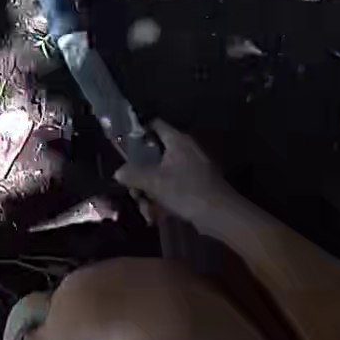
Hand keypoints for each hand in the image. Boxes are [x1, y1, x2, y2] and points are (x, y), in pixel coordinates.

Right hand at [113, 122, 240, 223]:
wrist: (221, 214)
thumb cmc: (186, 191)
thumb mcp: (154, 182)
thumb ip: (133, 174)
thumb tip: (119, 171)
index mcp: (177, 140)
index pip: (155, 125)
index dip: (139, 132)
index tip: (125, 148)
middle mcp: (186, 149)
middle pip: (155, 154)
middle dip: (141, 174)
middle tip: (134, 191)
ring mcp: (193, 166)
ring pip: (163, 173)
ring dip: (151, 190)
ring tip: (147, 209)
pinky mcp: (198, 183)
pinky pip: (174, 185)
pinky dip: (164, 197)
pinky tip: (159, 215)